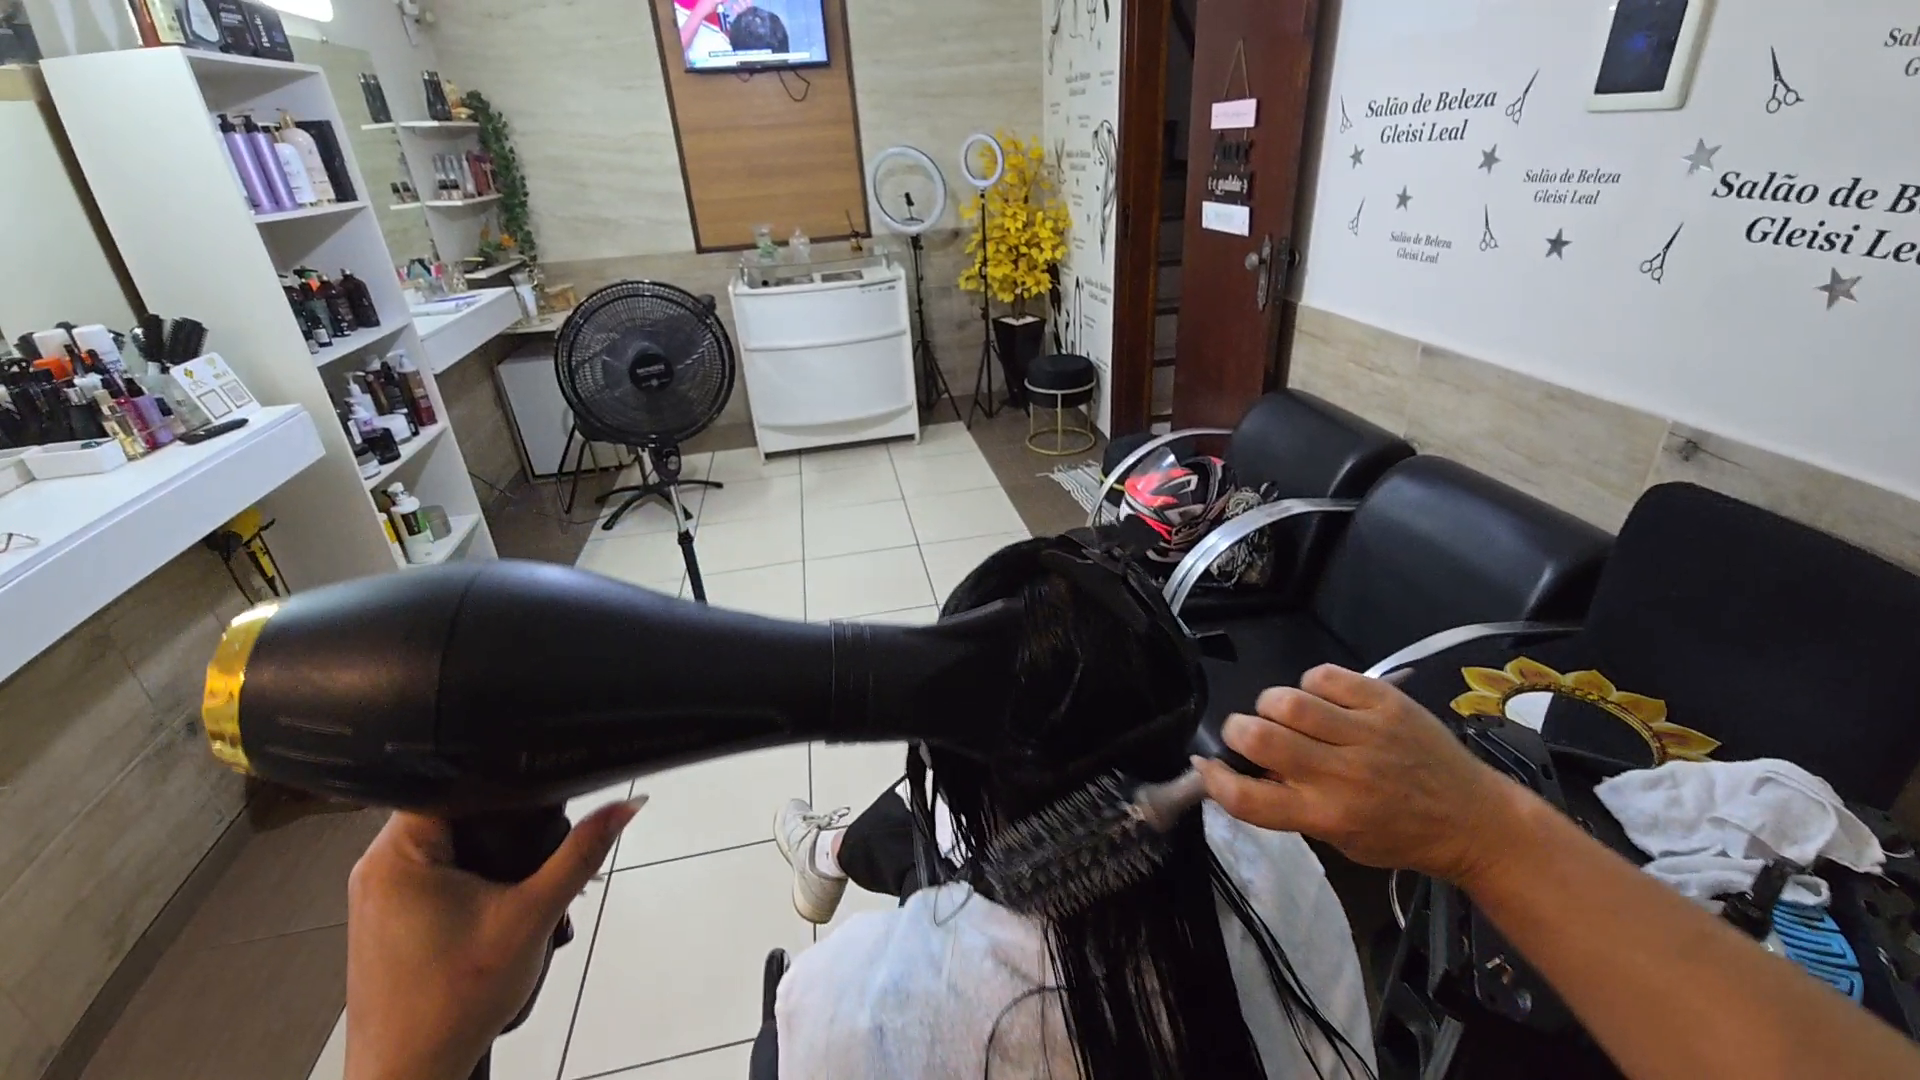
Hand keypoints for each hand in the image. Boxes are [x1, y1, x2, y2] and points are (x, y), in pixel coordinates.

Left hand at [345, 801, 642, 1079]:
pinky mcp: (389, 915)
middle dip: (504, 822)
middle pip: (453, 809)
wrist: (411, 1077)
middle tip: (538, 842)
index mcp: (396, 855)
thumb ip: (581, 853)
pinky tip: (500, 898)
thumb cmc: (454, 1002)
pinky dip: (473, 874)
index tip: (539, 788)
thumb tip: (625, 807)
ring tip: (523, 874)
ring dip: (491, 850)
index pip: (449, 780)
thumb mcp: (533, 916)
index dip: (498, 778)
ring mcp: (379, 893)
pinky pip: (436, 869)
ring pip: (448, 840)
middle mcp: (377, 867)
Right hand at [1193, 664, 1522, 884]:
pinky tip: (1323, 700)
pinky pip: (1324, 676)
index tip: (1209, 768)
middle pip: (1258, 737)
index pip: (1247, 798)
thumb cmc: (1400, 836)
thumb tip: (1246, 766)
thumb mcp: (1338, 838)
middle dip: (1237, 730)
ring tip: (1287, 715)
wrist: (1475, 821)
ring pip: (1287, 700)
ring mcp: (1366, 734)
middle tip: (1248, 734)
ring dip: (1272, 705)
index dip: (1214, 780)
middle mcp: (1342, 775)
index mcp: (1326, 816)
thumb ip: (1290, 804)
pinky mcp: (1386, 703)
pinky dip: (1310, 684)